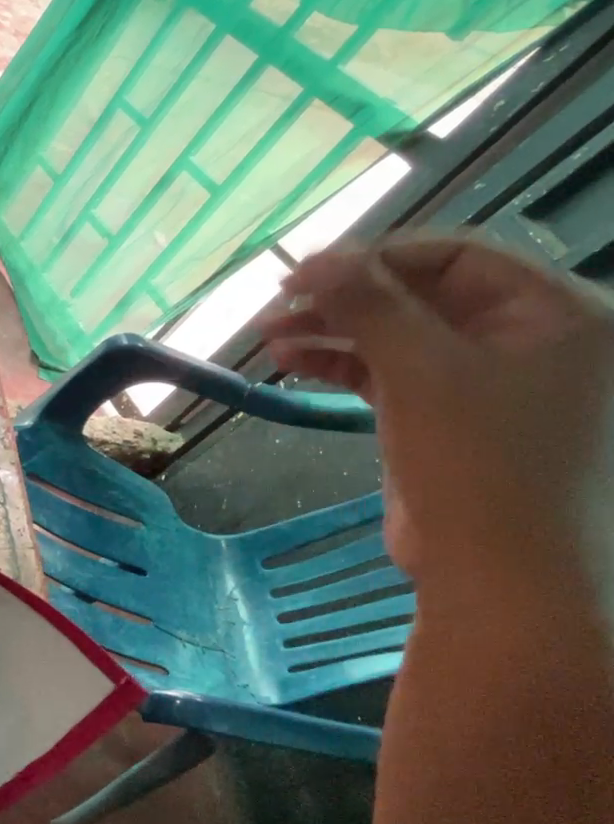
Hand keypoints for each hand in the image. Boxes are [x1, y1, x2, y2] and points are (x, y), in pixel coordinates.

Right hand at [261, 237, 612, 578]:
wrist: (494, 568)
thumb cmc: (478, 459)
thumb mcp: (421, 370)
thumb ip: (369, 305)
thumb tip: (312, 257)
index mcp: (555, 315)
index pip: (457, 256)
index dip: (377, 258)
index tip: (302, 275)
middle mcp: (526, 338)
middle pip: (420, 294)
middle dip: (343, 299)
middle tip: (275, 307)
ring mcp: (483, 378)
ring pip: (395, 333)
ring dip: (330, 331)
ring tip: (268, 337)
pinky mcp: (444, 413)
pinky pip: (387, 370)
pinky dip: (338, 362)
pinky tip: (289, 362)